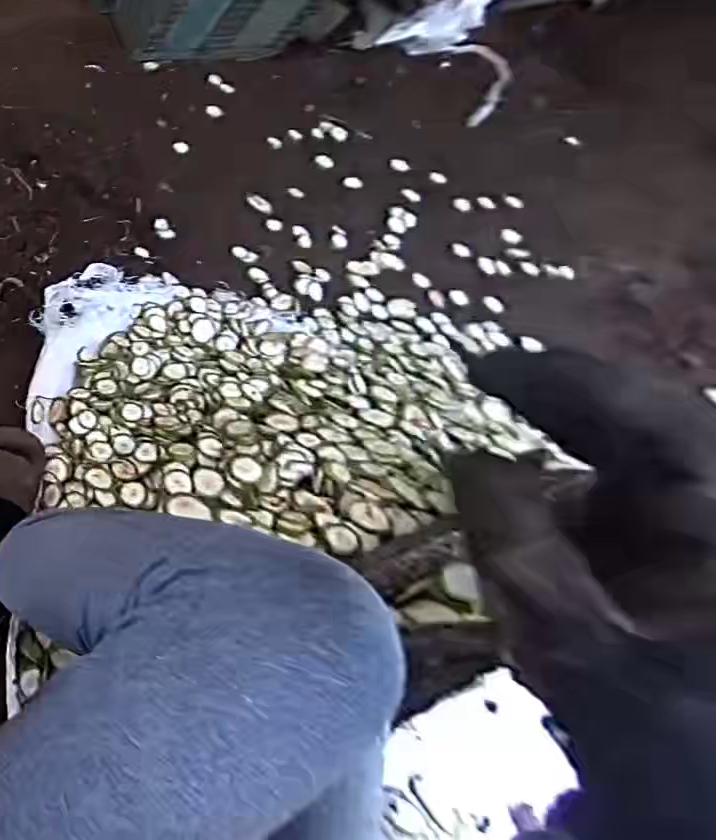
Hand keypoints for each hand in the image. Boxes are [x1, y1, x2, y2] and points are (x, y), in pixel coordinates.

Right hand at [446, 348, 715, 835]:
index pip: (664, 424)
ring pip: (652, 462)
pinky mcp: (692, 565)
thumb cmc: (661, 732)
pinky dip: (578, 474)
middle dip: (569, 397)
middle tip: (480, 376)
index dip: (568, 381)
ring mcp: (712, 545)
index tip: (478, 366)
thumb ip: (516, 542)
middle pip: (665, 431)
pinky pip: (637, 497)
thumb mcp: (574, 643)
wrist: (703, 794)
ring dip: (574, 430)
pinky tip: (527, 479)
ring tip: (499, 408)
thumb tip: (468, 460)